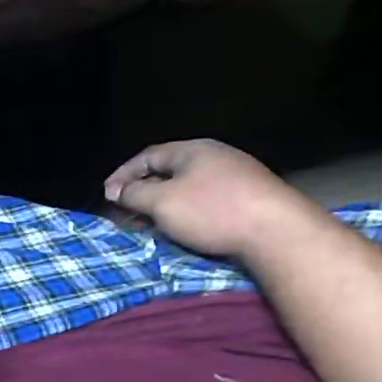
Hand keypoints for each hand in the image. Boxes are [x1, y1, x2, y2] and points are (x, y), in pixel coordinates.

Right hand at [103, 139, 328, 258]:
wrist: (274, 230)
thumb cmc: (211, 211)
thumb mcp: (162, 201)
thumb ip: (134, 194)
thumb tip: (116, 190)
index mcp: (192, 150)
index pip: (148, 155)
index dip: (123, 174)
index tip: (106, 195)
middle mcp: (213, 156)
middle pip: (166, 170)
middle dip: (141, 191)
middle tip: (123, 212)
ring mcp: (232, 176)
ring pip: (184, 187)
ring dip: (160, 205)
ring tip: (147, 224)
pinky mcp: (243, 197)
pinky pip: (201, 200)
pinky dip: (181, 212)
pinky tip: (178, 227)